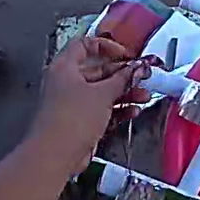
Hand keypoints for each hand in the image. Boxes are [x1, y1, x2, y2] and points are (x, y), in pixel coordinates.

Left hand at [28, 35, 150, 177]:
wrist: (56, 154)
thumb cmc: (72, 118)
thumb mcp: (103, 93)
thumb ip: (123, 79)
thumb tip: (136, 69)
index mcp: (65, 67)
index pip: (84, 44)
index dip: (106, 46)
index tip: (125, 54)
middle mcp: (67, 83)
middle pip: (97, 70)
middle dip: (122, 74)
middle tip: (141, 75)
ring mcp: (73, 103)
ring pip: (102, 91)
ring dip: (124, 93)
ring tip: (143, 95)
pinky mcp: (80, 121)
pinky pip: (102, 109)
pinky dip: (118, 109)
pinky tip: (132, 111)